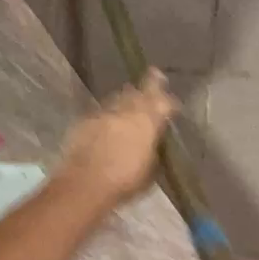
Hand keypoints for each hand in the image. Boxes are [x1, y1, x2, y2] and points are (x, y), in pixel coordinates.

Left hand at [55, 70, 178, 207]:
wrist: (84, 184)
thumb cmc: (125, 182)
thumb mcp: (150, 168)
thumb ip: (153, 148)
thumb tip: (154, 140)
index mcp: (147, 122)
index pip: (163, 102)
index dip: (169, 100)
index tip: (174, 102)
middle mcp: (126, 111)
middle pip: (140, 92)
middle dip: (149, 85)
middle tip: (155, 75)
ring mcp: (104, 113)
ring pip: (119, 97)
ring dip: (128, 96)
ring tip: (132, 95)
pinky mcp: (84, 120)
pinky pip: (101, 110)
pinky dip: (109, 112)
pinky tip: (109, 117)